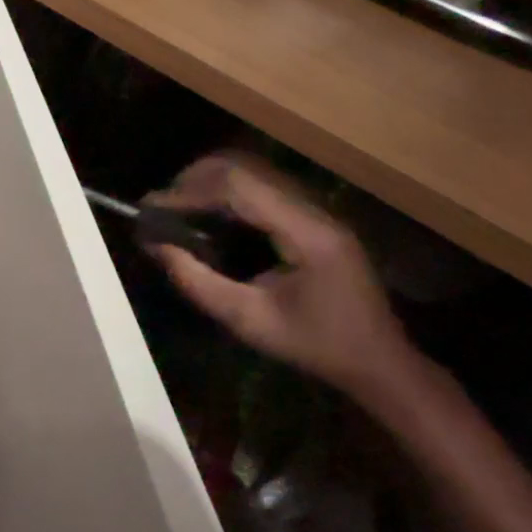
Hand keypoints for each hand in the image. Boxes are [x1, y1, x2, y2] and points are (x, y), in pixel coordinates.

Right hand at [147, 153, 417, 397]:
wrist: (380, 363)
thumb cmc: (316, 346)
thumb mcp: (247, 320)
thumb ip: (197, 281)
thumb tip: (153, 245)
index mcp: (305, 234)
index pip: (238, 186)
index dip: (188, 191)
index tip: (150, 208)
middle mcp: (314, 211)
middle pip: (244, 168)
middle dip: (194, 179)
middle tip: (161, 207)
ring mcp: (316, 211)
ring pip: (252, 172)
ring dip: (208, 182)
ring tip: (178, 209)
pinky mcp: (312, 218)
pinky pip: (261, 187)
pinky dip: (226, 192)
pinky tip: (208, 216)